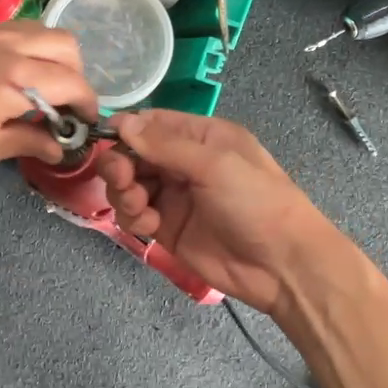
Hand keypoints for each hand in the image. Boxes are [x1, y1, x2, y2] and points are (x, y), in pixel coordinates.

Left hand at [0, 22, 99, 172]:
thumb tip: (58, 147)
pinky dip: (27, 44)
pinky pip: (14, 28)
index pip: (73, 83)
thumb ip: (27, 141)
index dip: (88, 104)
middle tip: (65, 102)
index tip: (85, 123)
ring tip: (42, 84)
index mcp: (17, 79)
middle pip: (65, 45)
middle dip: (76, 73)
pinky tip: (13, 71)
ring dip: (53, 53)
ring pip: (40, 29)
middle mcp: (9, 46)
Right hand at [96, 110, 367, 311]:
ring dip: (123, 191)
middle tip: (121, 178)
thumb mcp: (214, 163)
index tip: (105, 139)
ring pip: (128, 184)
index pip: (152, 123)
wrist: (282, 266)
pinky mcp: (166, 228)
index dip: (126, 129)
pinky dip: (132, 216)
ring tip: (138, 204)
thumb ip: (164, 143)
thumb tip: (121, 121)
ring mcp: (173, 197)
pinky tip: (148, 224)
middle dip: (120, 164)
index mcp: (201, 138)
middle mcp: (183, 163)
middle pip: (133, 154)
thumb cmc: (256, 201)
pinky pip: (135, 214)